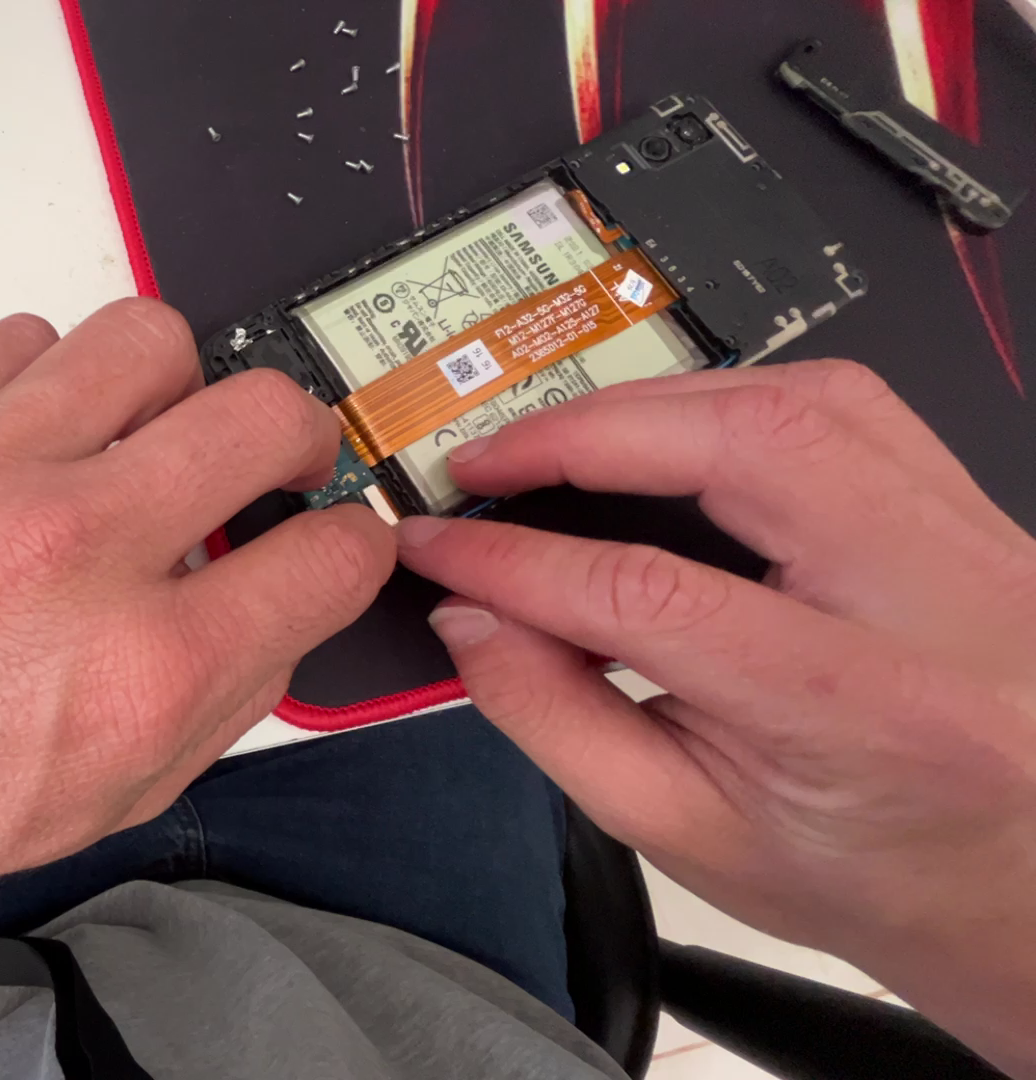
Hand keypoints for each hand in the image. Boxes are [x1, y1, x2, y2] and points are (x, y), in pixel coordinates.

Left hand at [0, 300, 394, 925]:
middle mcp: (76, 545)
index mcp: (146, 666)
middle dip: (296, 438)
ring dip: (170, 389)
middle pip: (265, 412)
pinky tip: (16, 443)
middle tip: (262, 464)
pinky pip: (21, 338)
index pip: (328, 557)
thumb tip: (280, 595)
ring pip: (147, 337)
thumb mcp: (112, 794)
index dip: (350, 546)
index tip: (329, 539)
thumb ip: (225, 693)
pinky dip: (43, 384)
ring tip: (131, 440)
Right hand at [395, 360, 1035, 1072]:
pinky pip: (833, 407)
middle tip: (478, 465)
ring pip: (797, 401)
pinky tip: (643, 438)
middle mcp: (949, 600)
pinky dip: (708, 403)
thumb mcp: (660, 822)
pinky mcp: (961, 505)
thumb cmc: (832, 868)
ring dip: (639, 408)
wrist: (1013, 880)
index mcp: (863, 714)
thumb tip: (462, 611)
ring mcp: (977, 537)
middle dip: (578, 438)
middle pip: (748, 447)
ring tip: (544, 445)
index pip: (645, 594)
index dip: (509, 561)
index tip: (427, 544)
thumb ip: (543, 711)